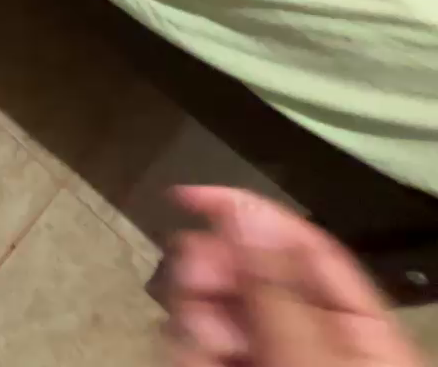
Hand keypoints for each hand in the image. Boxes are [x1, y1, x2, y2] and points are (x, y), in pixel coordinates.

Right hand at [168, 185, 424, 365]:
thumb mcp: (310, 362)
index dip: (249, 213)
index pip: (307, 249)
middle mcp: (314, 339)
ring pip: (209, 303)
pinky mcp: (228, 366)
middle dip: (209, 277)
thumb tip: (244, 211)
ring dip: (192, 320)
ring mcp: (269, 356)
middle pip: (245, 271)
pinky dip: (184, 345)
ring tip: (202, 353)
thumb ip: (278, 289)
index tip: (187, 196)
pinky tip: (194, 360)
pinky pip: (192, 338)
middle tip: (196, 292)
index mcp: (361, 336)